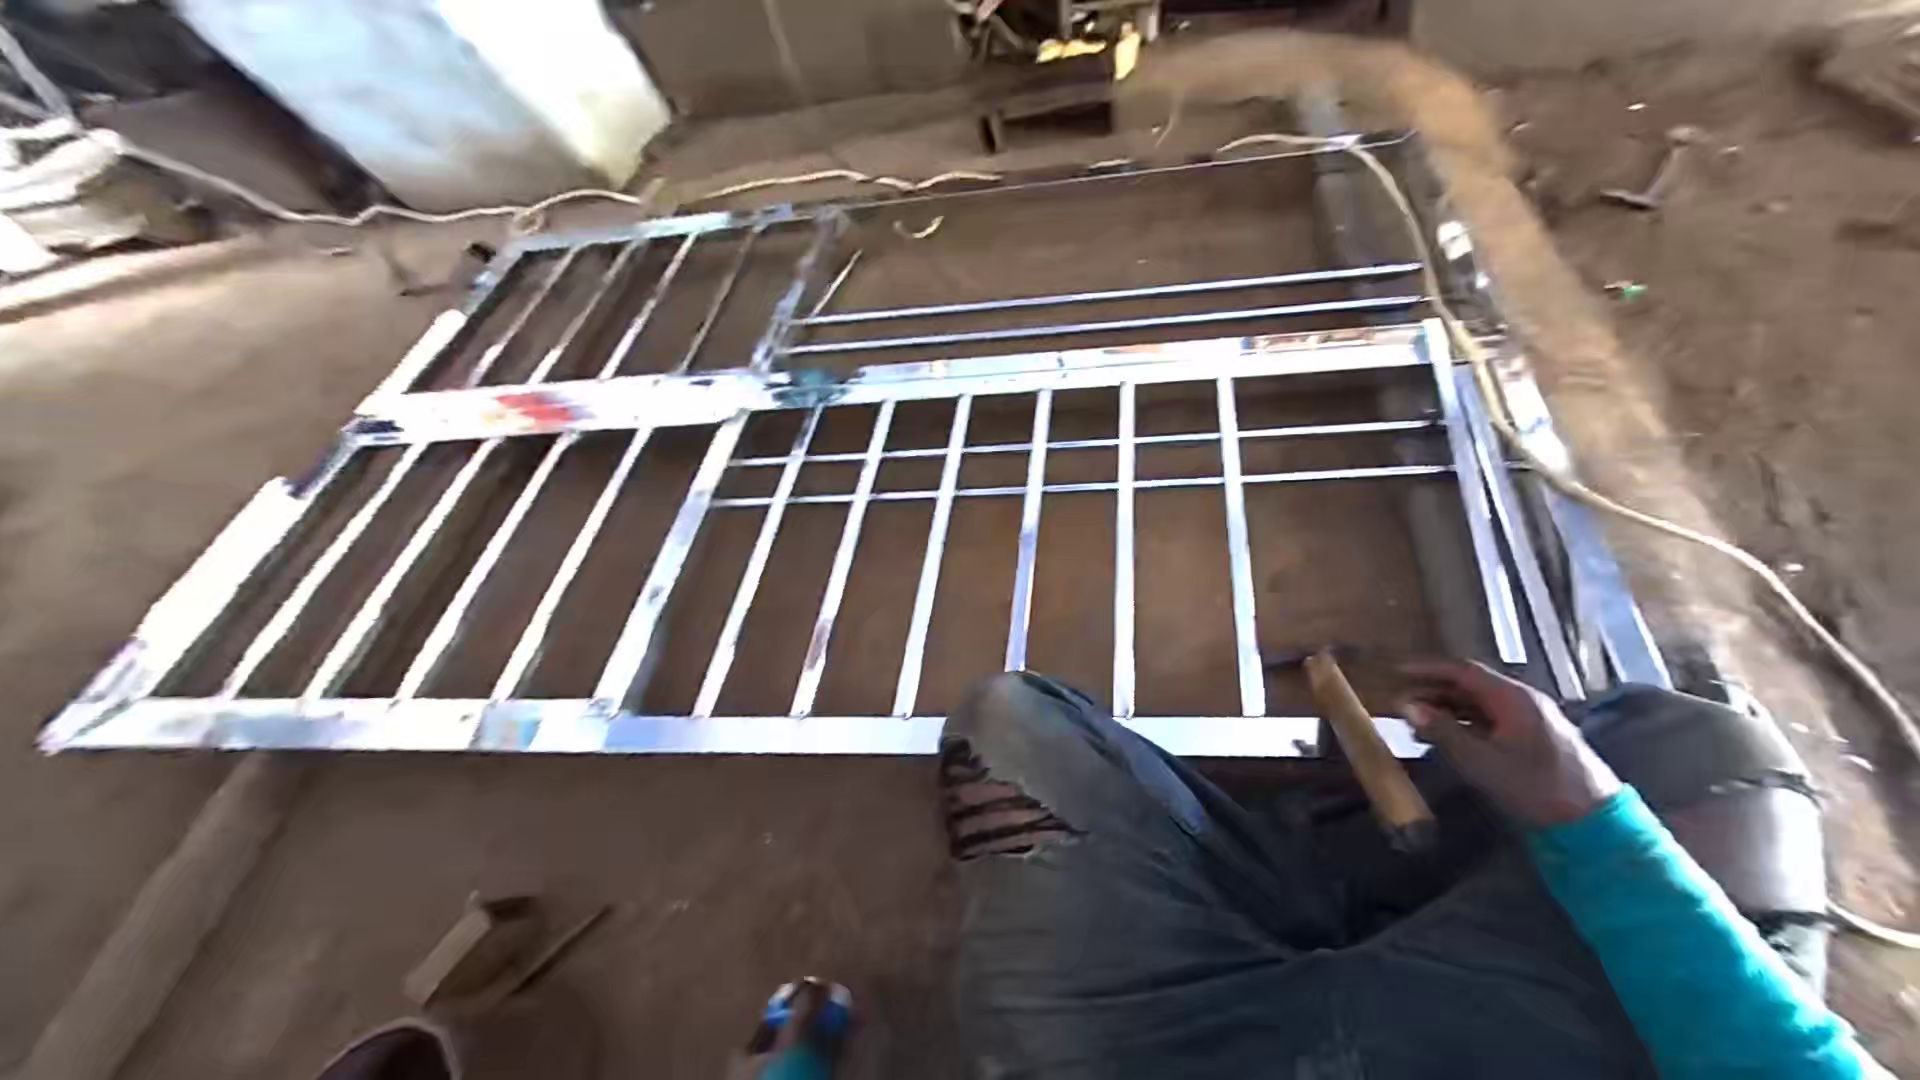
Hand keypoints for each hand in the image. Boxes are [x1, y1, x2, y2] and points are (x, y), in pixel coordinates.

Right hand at [1397, 660, 1621, 828]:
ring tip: (1416, 722)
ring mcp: (1531, 720)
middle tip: (1400, 701)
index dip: (1427, 668)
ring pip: (1478, 704)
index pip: (1463, 671)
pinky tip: (1444, 737)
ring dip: (1445, 709)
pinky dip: (1462, 723)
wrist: (1595, 825)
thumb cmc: (1534, 785)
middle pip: (1469, 686)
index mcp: (1514, 698)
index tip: (1397, 672)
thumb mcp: (1480, 759)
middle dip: (1432, 692)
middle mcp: (1523, 702)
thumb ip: (1441, 730)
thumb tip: (1406, 705)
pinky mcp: (1534, 739)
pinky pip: (1489, 720)